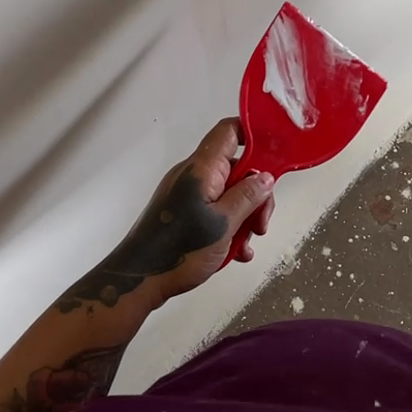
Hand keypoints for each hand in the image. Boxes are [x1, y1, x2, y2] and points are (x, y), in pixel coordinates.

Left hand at [54, 119, 276, 313]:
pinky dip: (228, 227)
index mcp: (202, 168)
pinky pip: (214, 210)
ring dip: (244, 217)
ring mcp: (187, 194)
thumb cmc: (181, 249)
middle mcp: (194, 174)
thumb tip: (266, 176)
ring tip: (246, 245)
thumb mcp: (223, 225)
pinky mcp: (183, 212)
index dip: (254, 136)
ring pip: (228, 193)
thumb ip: (248, 197)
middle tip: (261, 225)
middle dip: (256, 194)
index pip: (229, 131)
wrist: (138, 279)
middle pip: (235, 168)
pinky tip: (235, 253)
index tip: (274, 160)